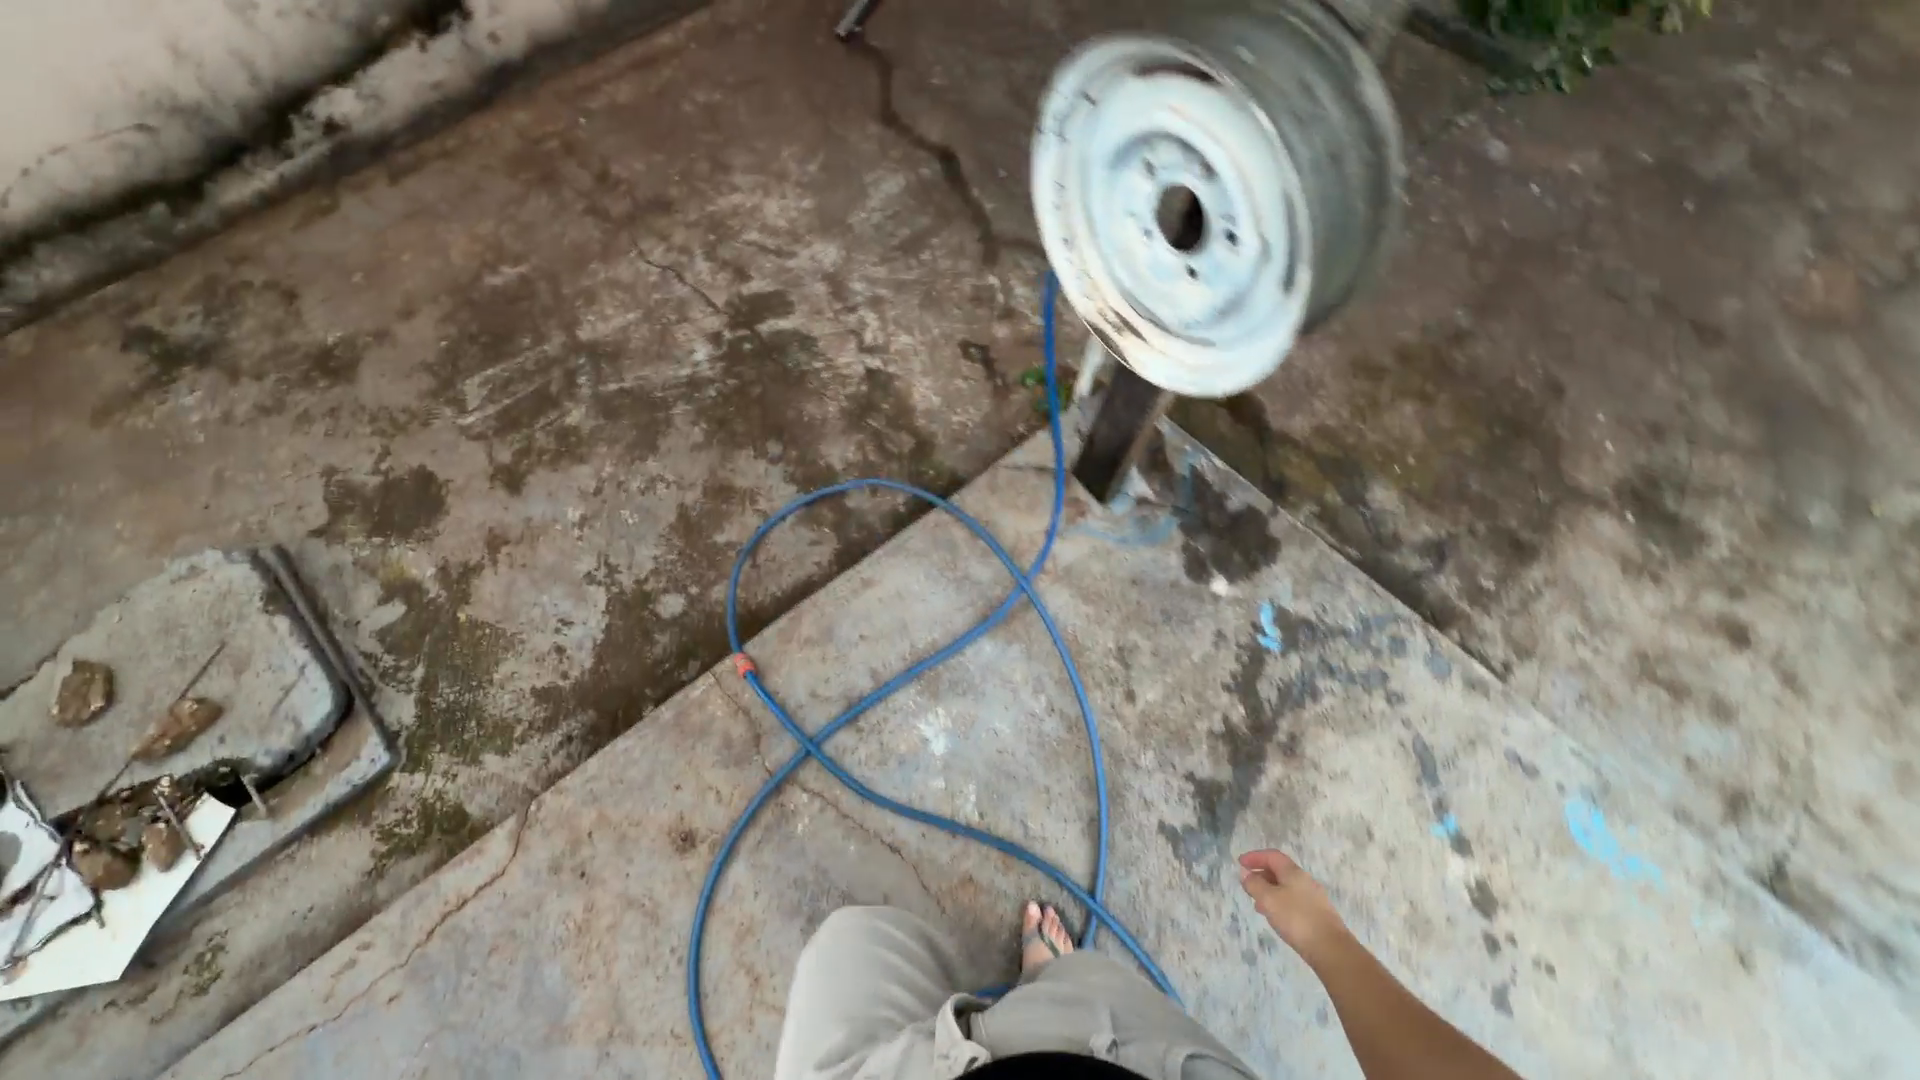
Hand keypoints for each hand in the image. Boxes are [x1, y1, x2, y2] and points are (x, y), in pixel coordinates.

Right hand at [1238, 849, 1345, 956]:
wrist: (1331, 949)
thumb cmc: (1296, 919)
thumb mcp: (1268, 900)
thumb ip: (1254, 884)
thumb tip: (1245, 872)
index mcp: (1293, 873)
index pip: (1272, 856)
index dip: (1255, 857)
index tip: (1240, 863)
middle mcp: (1305, 881)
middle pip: (1280, 870)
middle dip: (1261, 874)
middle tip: (1247, 884)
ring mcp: (1314, 898)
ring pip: (1286, 887)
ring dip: (1269, 890)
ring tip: (1257, 903)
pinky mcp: (1317, 914)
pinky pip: (1293, 901)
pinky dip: (1280, 903)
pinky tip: (1276, 917)